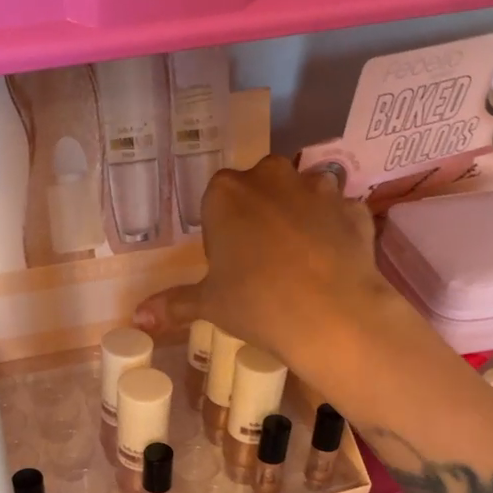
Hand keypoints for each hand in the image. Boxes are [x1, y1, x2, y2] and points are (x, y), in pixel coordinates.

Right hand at [131, 156, 419, 379]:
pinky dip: (334, 234)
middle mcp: (272, 177)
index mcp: (227, 193)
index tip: (230, 264)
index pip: (217, 202)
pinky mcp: (354, 207)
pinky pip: (337, 217)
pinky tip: (332, 266)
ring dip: (299, 219)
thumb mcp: (209, 305)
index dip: (222, 233)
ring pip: (302, 197)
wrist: (331, 314)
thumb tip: (138, 316)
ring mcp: (318, 188)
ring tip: (300, 266)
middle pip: (260, 189)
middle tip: (262, 264)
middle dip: (260, 216)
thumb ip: (174, 303)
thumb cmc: (256, 303)